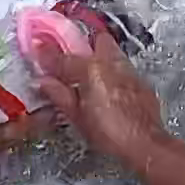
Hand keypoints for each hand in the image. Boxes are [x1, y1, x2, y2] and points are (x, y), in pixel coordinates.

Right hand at [31, 31, 169, 170]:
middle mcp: (112, 64)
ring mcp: (129, 71)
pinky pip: (123, 68)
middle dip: (82, 44)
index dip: (48, 54)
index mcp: (91, 69)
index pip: (63, 58)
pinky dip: (113, 73)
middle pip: (96, 40)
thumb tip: (45, 82)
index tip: (39, 49)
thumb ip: (59, 94)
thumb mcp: (76, 116)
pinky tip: (107, 89)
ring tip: (88, 76)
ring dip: (99, 57)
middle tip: (70, 58)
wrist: (145, 144)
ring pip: (112, 52)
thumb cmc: (110, 133)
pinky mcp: (140, 82)